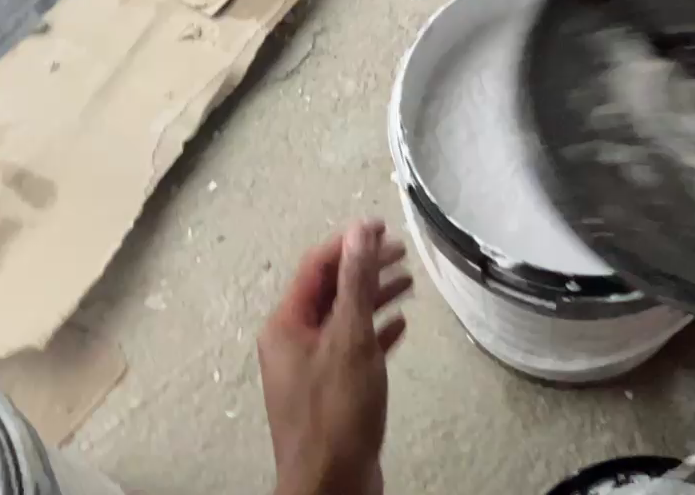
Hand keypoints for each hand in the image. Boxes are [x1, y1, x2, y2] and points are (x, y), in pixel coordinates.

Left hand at [259, 220, 411, 494]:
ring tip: (408, 282)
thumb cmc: (336, 412)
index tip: (382, 227)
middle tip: (400, 252)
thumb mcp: (350, 337)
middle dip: (366, 267)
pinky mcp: (331, 390)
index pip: (317, 266)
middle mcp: (293, 341)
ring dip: (374, 296)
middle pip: (332, 289)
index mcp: (286, 324)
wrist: (333, 487)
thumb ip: (356, 280)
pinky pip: (353, 347)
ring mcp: (311, 367)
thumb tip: (359, 231)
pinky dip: (375, 331)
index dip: (349, 242)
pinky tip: (399, 326)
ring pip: (345, 317)